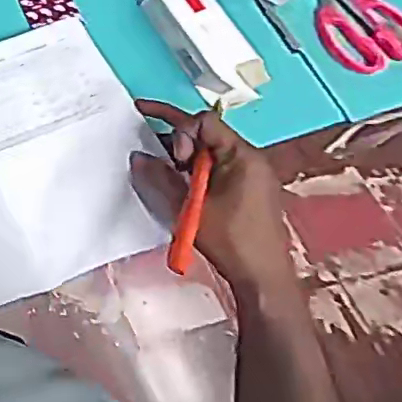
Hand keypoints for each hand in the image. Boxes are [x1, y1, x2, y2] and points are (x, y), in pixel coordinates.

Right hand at [129, 99, 293, 297]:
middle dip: (177, 140)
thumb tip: (138, 156)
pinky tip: (180, 187)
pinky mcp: (246, 190)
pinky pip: (216, 168)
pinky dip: (195, 172)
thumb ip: (162, 178)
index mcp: (242, 155)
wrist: (263, 280)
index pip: (205, 122)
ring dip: (184, 158)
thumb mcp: (189, 208)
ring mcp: (250, 175)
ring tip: (163, 174)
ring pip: (209, 152)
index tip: (165, 150)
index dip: (178, 127)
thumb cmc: (230, 240)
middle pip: (206, 134)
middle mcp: (249, 159)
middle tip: (155, 158)